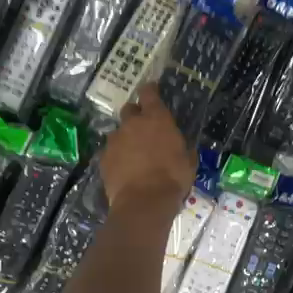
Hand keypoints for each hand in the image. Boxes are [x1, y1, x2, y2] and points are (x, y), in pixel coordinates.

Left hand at [101, 84, 194, 216]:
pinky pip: (111, 152)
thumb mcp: (188, 161)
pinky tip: (124, 170)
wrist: (144, 202)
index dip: (149, 90)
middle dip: (135, 115)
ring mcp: (115, 140)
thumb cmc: (173, 177)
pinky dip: (117, 157)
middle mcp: (133, 123)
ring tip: (133, 155)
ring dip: (125, 138)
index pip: (148, 93)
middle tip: (143, 128)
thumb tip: (184, 148)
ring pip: (118, 132)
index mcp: (156, 118)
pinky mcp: (104, 158)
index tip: (151, 90)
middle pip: (129, 109)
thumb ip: (183, 148)